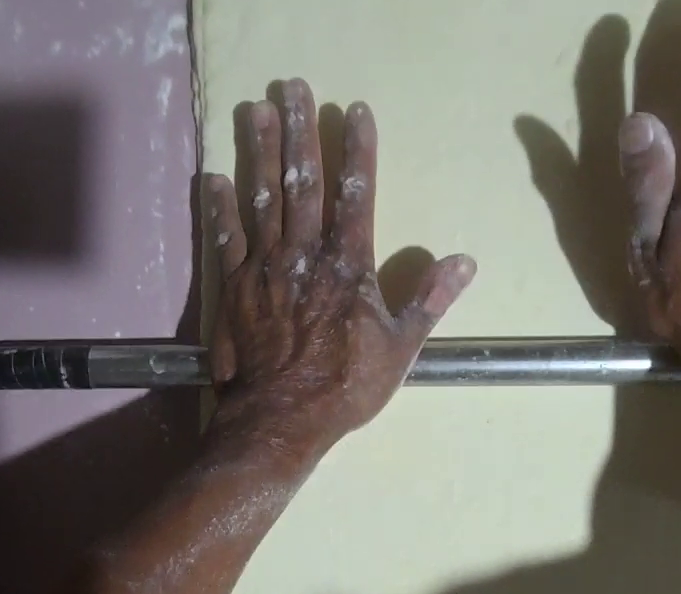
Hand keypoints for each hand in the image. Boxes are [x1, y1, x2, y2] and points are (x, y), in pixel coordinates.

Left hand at [204, 80, 475, 459]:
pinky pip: (227, 238)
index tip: (355, 111)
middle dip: (300, 131)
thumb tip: (465, 261)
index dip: (357, 151)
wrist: (282, 418)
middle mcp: (305, 254)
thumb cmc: (345, 386)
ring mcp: (265, 268)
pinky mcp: (235, 288)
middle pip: (303, 182)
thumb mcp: (400, 349)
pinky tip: (215, 177)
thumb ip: (428, 300)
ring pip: (263, 198)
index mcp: (349, 265)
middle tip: (293, 88)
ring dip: (259, 151)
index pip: (356, 194)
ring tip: (255, 110)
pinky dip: (221, 207)